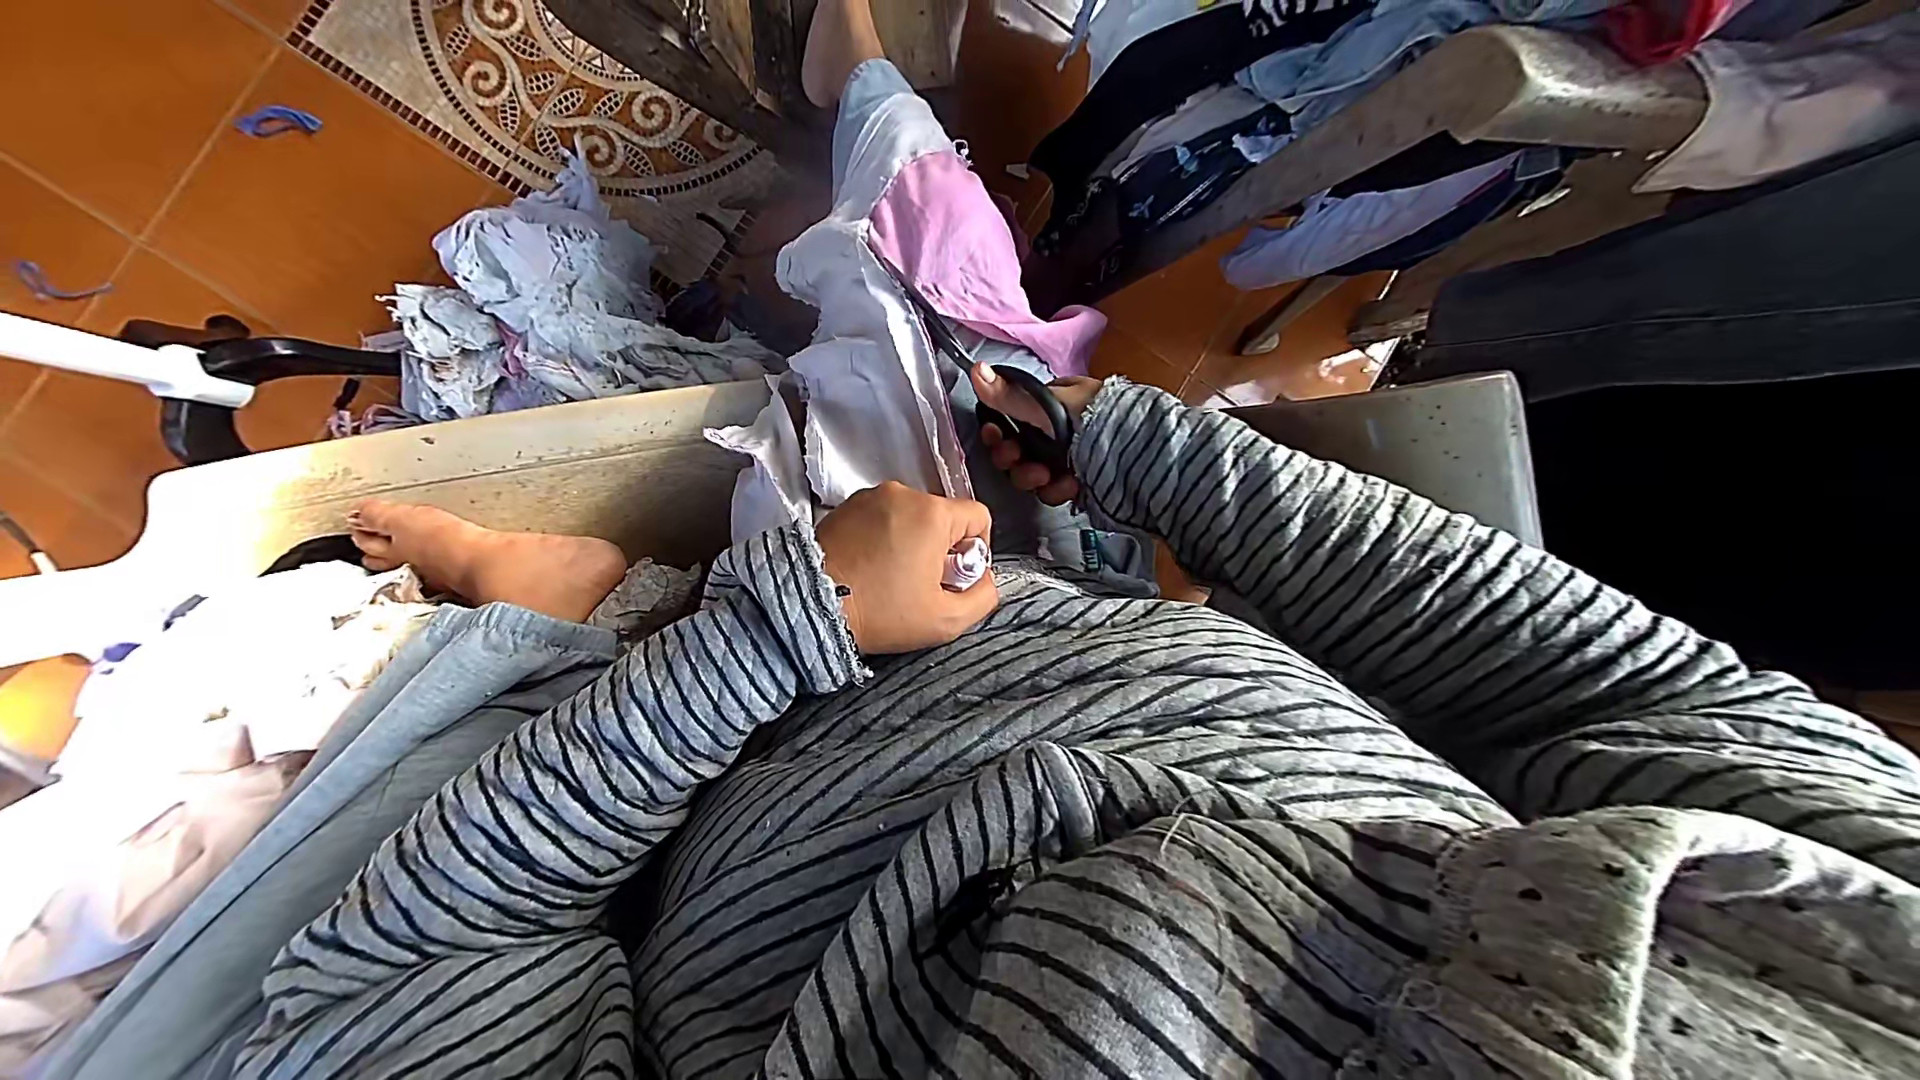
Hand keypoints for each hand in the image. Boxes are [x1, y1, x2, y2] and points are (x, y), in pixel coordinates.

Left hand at [816, 482, 998, 653]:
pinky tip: (872, 566)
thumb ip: (983, 597)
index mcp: (932, 514)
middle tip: (922, 582)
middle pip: (944, 516)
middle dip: (942, 547)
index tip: (956, 576)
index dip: (977, 549)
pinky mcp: (846, 506)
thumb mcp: (945, 620)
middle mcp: (903, 494)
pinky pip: (882, 516)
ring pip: (912, 516)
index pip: (978, 516)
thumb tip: (986, 580)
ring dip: (912, 541)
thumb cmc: (879, 612)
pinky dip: (884, 536)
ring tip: (892, 576)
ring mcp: (871, 497)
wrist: (810, 606)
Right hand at [970, 365, 1099, 505]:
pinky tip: (1071, 485)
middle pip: (1018, 453)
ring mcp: (1068, 456)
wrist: (1138, 450)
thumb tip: (976, 369)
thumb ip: (1009, 396)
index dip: (998, 434)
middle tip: (1023, 463)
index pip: (1011, 421)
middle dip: (1016, 462)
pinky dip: (1058, 489)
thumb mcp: (1047, 405)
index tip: (997, 438)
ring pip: (1033, 474)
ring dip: (1035, 478)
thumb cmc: (1095, 416)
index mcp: (1049, 406)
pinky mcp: (1080, 480)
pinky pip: (1055, 489)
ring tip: (1050, 477)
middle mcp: (1056, 430)